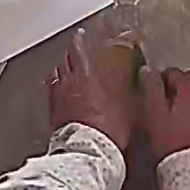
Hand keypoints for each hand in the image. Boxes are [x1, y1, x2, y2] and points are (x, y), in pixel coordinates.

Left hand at [47, 30, 132, 150]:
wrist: (87, 154)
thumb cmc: (106, 129)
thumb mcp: (125, 105)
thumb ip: (127, 88)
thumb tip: (138, 76)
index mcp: (85, 78)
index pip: (78, 52)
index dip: (78, 42)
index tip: (79, 35)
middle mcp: (67, 85)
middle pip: (64, 61)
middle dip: (69, 54)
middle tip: (73, 50)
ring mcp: (57, 100)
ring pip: (55, 75)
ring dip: (60, 69)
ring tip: (64, 68)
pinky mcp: (53, 115)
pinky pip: (51, 92)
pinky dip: (55, 86)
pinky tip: (59, 90)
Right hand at [140, 65, 189, 159]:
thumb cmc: (171, 140)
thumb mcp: (154, 112)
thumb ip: (151, 88)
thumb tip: (148, 70)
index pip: (173, 72)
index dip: (160, 82)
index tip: (152, 96)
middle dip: (176, 89)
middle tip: (163, 106)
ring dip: (188, 100)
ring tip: (174, 118)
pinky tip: (188, 127)